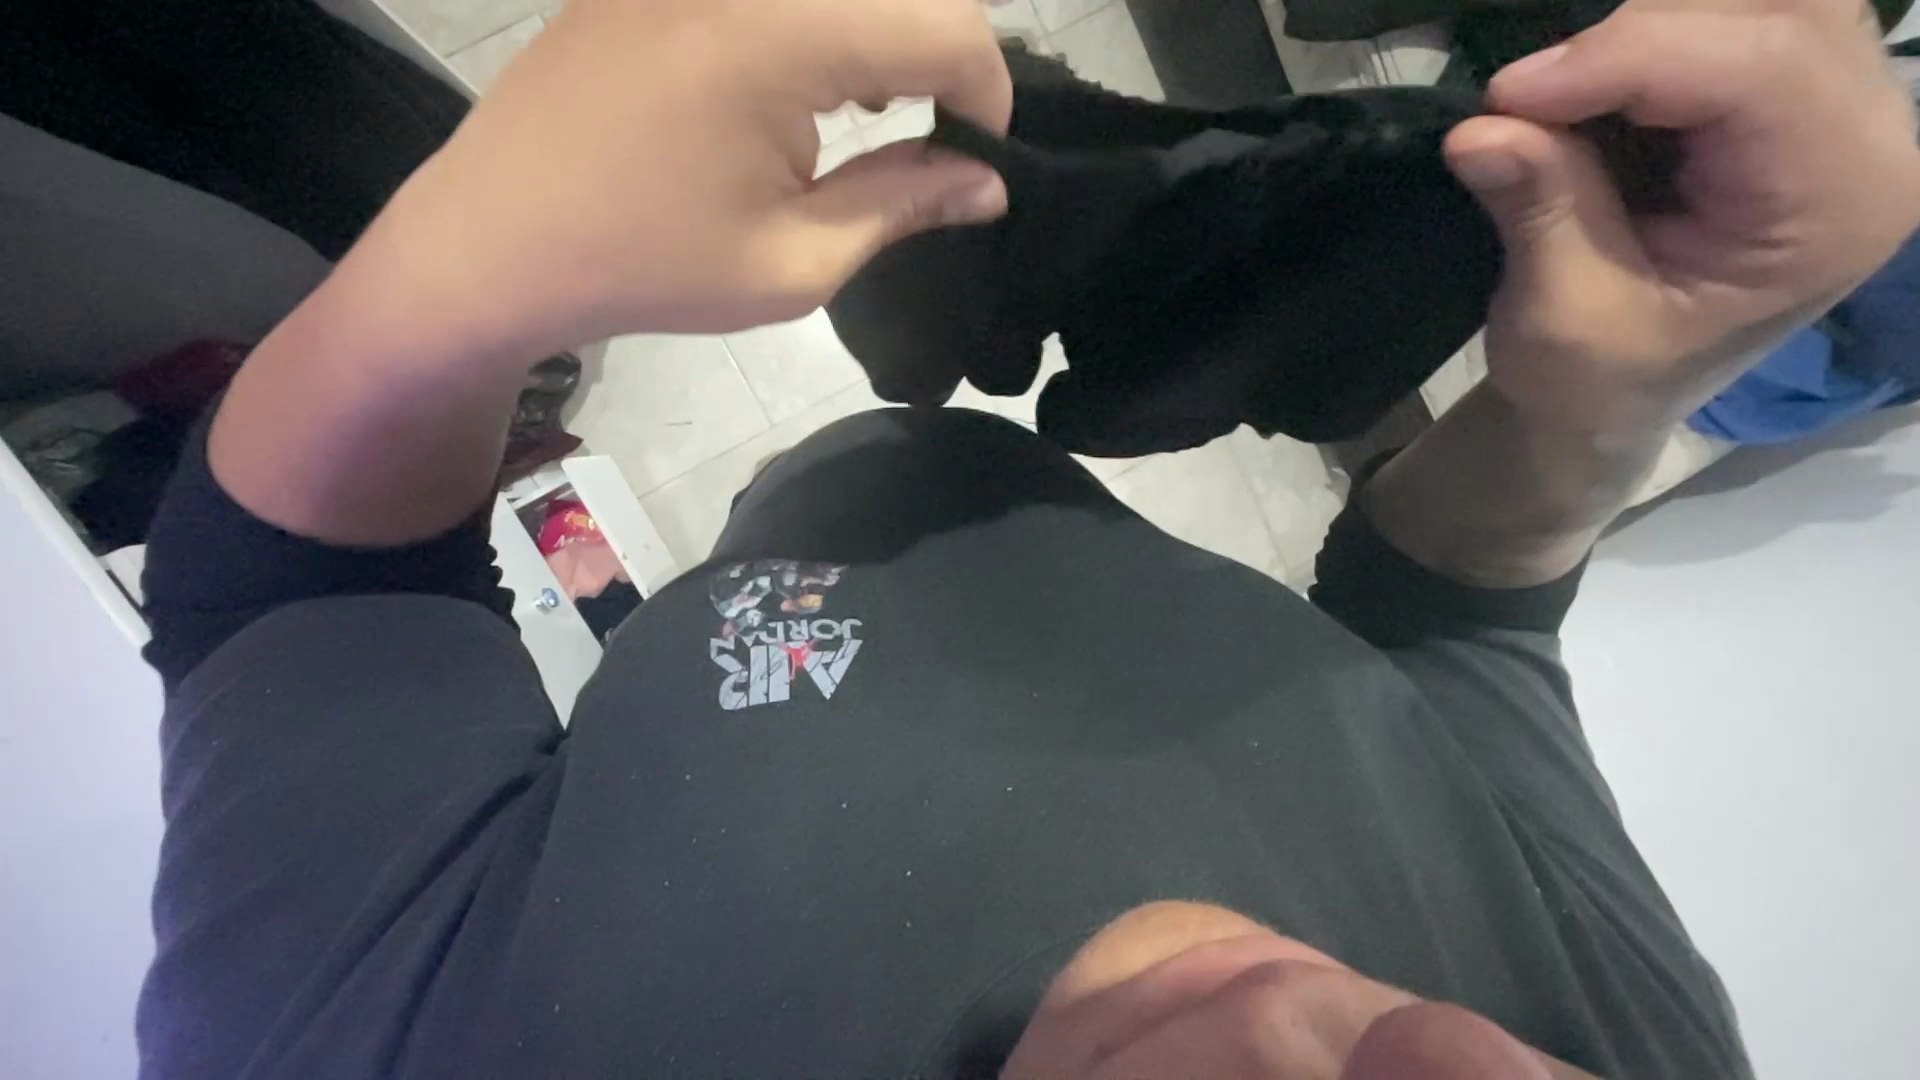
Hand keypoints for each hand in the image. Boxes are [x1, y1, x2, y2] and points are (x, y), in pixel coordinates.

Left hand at [348, 0, 1011, 357]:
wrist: (499, 241)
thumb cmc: (651, 268)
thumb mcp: (797, 261)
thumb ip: (903, 205)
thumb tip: (988, 184)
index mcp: (779, 31)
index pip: (946, 26)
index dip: (989, 95)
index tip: (982, 162)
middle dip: (941, 64)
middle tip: (931, 146)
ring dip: (884, 38)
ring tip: (874, 121)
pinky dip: (824, 25)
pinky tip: (810, 84)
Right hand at [1444, 0, 1919, 434]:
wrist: (1606, 406)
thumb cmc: (1588, 382)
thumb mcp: (1556, 312)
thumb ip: (1535, 208)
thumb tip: (1474, 130)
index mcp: (1832, 209)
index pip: (1762, 72)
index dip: (1628, 59)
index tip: (1502, 96)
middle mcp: (1868, 143)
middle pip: (1783, 13)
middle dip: (1638, 36)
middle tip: (1523, 97)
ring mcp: (1839, 121)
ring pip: (1764, 6)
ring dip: (1643, 38)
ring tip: (1550, 100)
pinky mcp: (1790, 115)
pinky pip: (1737, 33)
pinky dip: (1648, 52)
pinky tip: (1587, 97)